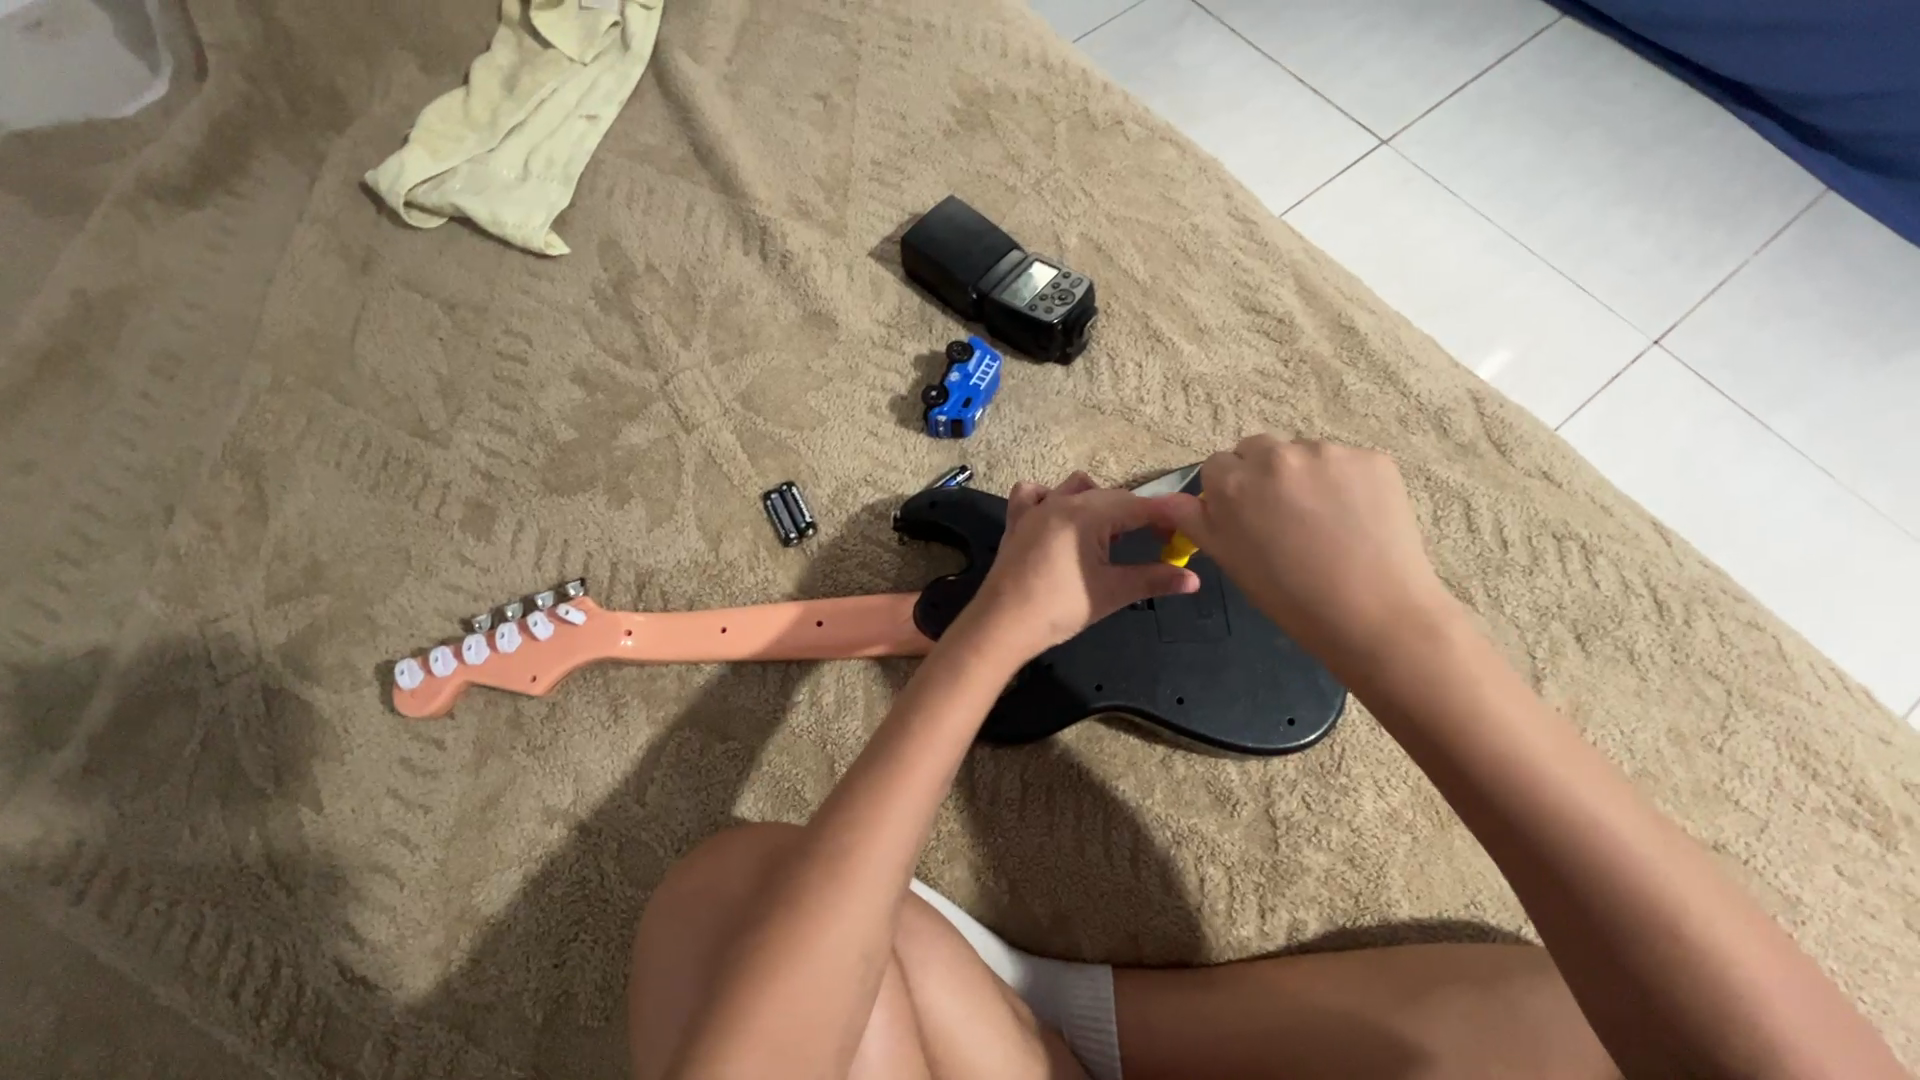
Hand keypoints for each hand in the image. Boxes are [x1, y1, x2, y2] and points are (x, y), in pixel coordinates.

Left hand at [956, 472, 1200, 661]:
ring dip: (1096, 501)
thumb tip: (1193, 580)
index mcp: (1088, 514)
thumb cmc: (1059, 608)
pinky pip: (1034, 494)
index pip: (1138, 506)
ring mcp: (1036, 509)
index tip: (1182, 532)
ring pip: (1074, 487)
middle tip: (1155, 541)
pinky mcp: (1016, 522)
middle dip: (1136, 514)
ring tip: (1106, 534)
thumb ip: (1154, 580)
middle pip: (1110, 496)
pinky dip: (1050, 499)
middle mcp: (1061, 501)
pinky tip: (1059, 521)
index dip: (1165, 517)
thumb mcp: (1112, 592)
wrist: (1002, 624)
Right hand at [1159, 436, 1456, 670]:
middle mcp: (1276, 455)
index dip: (1229, 491)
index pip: (1216, 465)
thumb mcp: (1227, 558)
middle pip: (1258, 449)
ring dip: (1304, 476)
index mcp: (1233, 481)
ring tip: (1324, 521)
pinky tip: (1355, 518)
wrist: (1372, 612)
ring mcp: (1328, 452)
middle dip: (1262, 474)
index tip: (1245, 517)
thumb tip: (1166, 499)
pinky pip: (1346, 462)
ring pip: (1303, 454)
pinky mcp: (1371, 458)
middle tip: (1282, 517)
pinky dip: (1346, 482)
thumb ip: (1193, 519)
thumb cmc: (1287, 595)